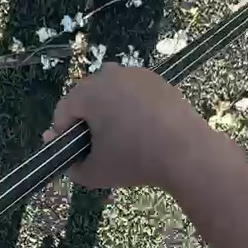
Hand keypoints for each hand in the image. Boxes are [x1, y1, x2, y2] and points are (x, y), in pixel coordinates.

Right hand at [43, 64, 230, 191]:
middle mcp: (109, 75)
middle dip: (86, 121)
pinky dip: (130, 107)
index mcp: (88, 93)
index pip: (63, 111)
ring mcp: (135, 74)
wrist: (184, 152)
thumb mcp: (94, 173)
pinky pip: (132, 92)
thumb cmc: (133, 160)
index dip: (63, 135)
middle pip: (85, 98)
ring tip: (120, 138)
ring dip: (108, 112)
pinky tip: (140, 129)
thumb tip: (68, 159)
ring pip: (110, 92)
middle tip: (97, 147)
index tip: (75, 154)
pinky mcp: (156, 80)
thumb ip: (72, 167)